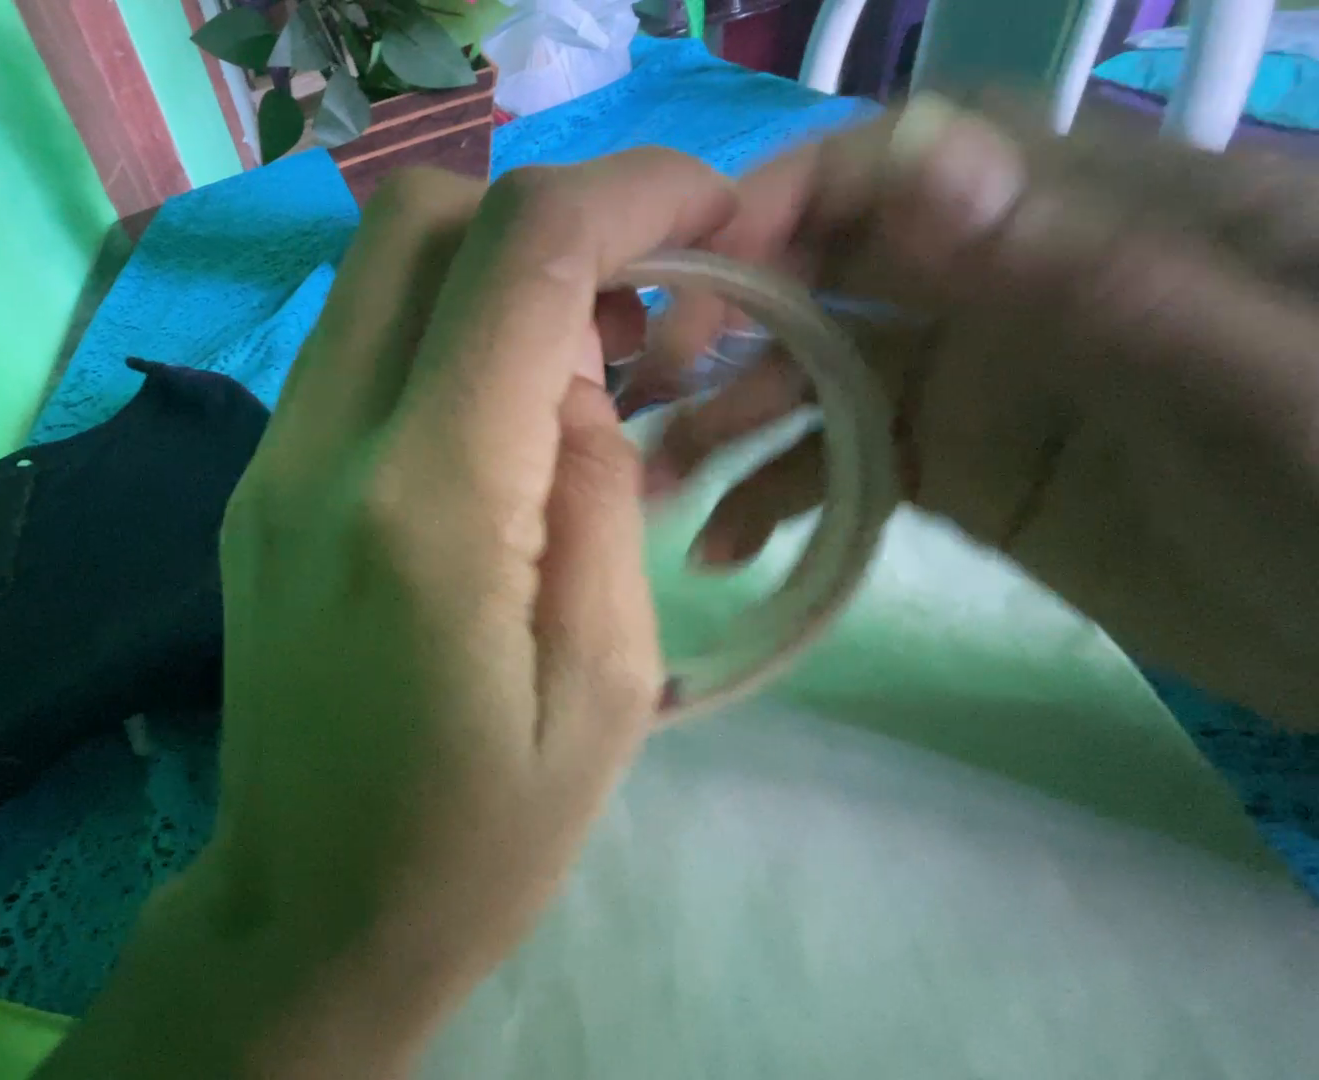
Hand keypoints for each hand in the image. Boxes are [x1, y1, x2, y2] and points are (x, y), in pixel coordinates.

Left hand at [41, 150, 733, 1079]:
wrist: (308, 906)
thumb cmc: (476, 834)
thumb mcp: (605, 682)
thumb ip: (597, 492)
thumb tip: (571, 378)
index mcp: (425, 502)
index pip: (518, 254)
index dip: (626, 191)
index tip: (703, 209)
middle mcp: (319, 451)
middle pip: (414, 222)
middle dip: (540, 218)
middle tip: (629, 298)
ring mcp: (267, 464)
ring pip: (372, 278)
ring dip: (482, 275)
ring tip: (570, 364)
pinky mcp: (254, 490)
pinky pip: (348, 353)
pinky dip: (431, 336)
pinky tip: (489, 420)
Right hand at [627, 95, 1318, 729]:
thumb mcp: (1239, 366)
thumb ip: (1074, 259)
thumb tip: (905, 149)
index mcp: (1079, 218)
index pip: (896, 167)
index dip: (780, 205)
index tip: (691, 283)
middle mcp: (997, 286)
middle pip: (824, 273)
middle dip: (723, 326)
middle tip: (650, 398)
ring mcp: (964, 382)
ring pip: (807, 378)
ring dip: (723, 425)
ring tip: (659, 488)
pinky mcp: (945, 469)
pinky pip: (830, 466)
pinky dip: (769, 501)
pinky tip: (726, 548)